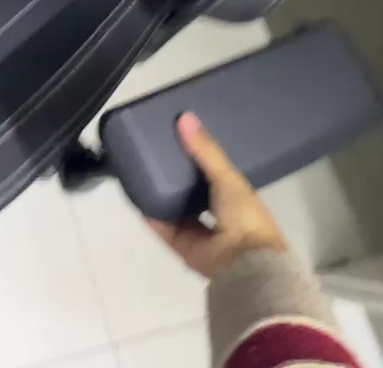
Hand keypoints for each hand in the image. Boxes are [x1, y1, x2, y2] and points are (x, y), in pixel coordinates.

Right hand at [145, 112, 287, 278]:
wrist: (246, 266)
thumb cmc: (244, 217)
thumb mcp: (227, 177)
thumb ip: (205, 150)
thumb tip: (184, 116)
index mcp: (235, 198)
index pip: (213, 173)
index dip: (197, 156)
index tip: (177, 136)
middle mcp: (218, 216)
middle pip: (192, 193)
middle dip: (176, 177)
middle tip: (153, 152)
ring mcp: (201, 234)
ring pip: (177, 211)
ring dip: (162, 196)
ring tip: (141, 172)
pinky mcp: (184, 248)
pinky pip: (164, 228)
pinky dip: (151, 216)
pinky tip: (136, 198)